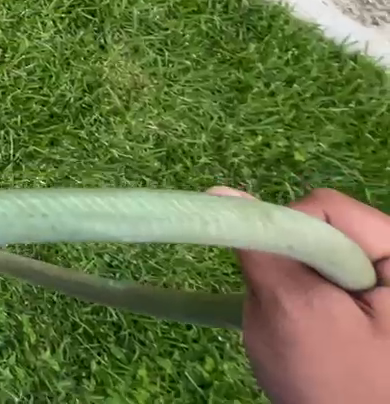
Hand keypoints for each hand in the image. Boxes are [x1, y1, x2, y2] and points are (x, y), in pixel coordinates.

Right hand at [213, 186, 389, 403]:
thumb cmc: (340, 384)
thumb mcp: (291, 309)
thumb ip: (262, 246)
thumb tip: (224, 193)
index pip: (331, 209)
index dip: (289, 231)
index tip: (285, 276)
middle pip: (339, 233)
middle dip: (303, 261)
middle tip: (300, 305)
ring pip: (340, 259)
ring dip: (312, 283)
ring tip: (317, 325)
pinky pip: (352, 283)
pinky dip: (328, 300)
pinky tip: (334, 335)